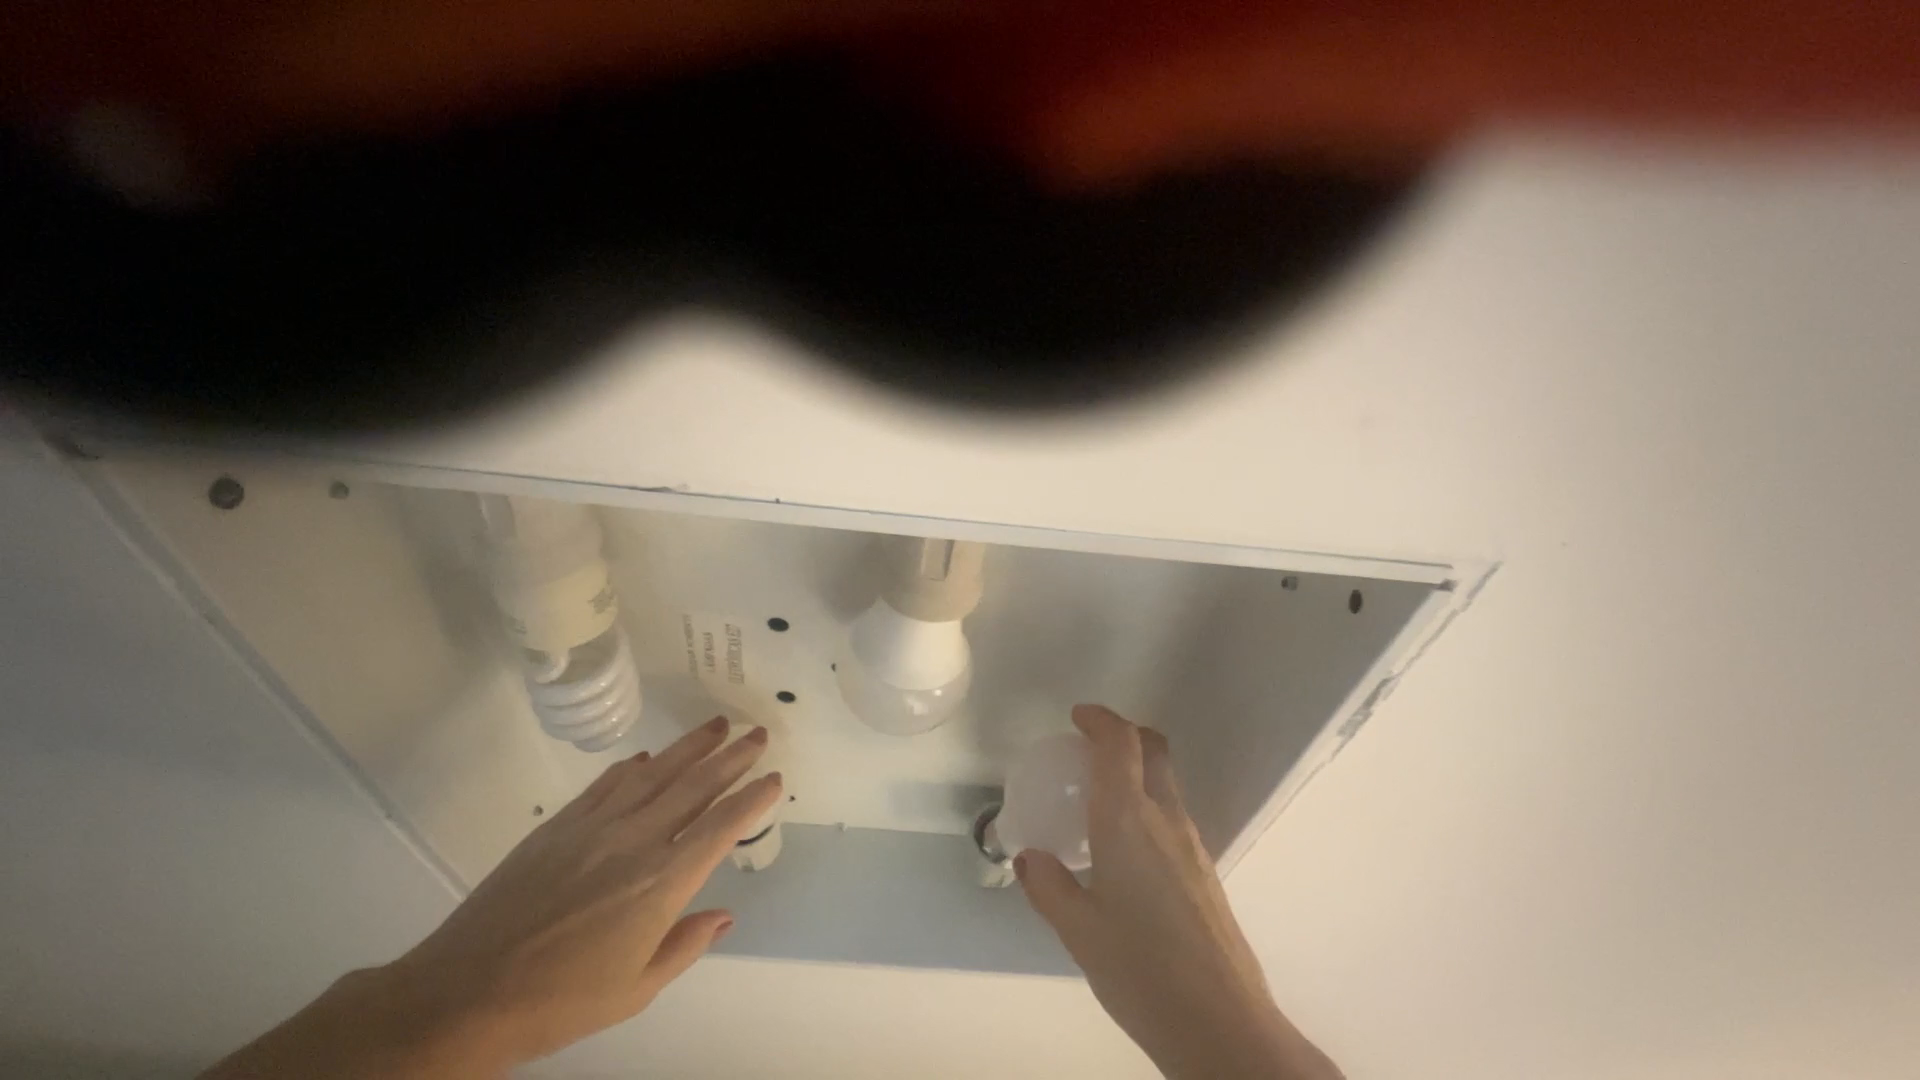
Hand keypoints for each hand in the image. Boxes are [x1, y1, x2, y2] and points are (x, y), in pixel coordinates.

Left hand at [204, 715, 780, 1078]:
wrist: (464, 992)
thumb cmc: (560, 1001)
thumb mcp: (636, 989)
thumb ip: (686, 944)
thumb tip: (724, 914)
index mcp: (662, 882)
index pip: (721, 826)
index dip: (752, 799)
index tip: (774, 778)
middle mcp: (636, 841)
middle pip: (694, 786)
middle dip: (731, 758)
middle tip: (757, 734)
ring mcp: (595, 827)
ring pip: (654, 773)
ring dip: (690, 747)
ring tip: (716, 725)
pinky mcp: (560, 825)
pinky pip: (607, 784)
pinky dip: (632, 767)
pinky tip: (646, 757)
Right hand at [1015, 705, 1341, 1079]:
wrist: (1220, 1022)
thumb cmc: (1140, 968)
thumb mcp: (1078, 930)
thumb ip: (1049, 886)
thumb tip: (1030, 857)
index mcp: (1128, 820)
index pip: (1120, 743)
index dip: (1100, 719)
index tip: (1078, 717)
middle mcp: (1165, 819)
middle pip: (1153, 750)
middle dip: (1123, 735)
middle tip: (1087, 748)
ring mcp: (1192, 845)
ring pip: (1165, 783)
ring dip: (1135, 772)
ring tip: (1096, 802)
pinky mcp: (1205, 873)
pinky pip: (1171, 817)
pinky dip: (1145, 807)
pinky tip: (1123, 852)